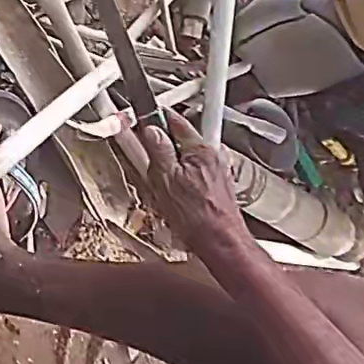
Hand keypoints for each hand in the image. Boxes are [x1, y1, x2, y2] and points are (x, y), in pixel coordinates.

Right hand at [138, 112, 251, 259]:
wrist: (222, 245)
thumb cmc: (199, 218)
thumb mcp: (166, 180)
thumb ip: (158, 151)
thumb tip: (150, 130)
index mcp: (201, 149)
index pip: (175, 120)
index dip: (155, 118)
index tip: (142, 119)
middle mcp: (213, 157)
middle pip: (179, 142)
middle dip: (161, 151)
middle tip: (150, 165)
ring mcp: (216, 173)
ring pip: (184, 162)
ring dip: (170, 171)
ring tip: (163, 190)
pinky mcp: (216, 189)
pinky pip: (192, 178)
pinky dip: (180, 185)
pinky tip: (176, 202)